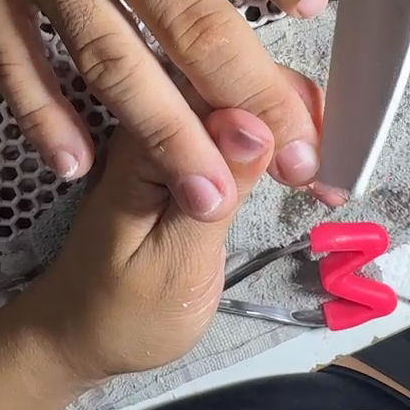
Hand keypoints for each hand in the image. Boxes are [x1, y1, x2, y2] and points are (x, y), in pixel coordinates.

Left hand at [9, 93, 297, 383]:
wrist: (80, 328)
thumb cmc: (123, 311)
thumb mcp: (174, 267)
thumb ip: (213, 200)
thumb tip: (254, 126)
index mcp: (140, 143)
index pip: (215, 86)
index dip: (276, 110)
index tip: (317, 163)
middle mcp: (149, 121)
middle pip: (230, 80)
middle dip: (291, 112)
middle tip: (330, 175)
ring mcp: (164, 129)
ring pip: (238, 97)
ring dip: (288, 125)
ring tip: (324, 178)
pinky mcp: (181, 147)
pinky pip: (233, 125)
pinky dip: (274, 140)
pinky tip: (301, 169)